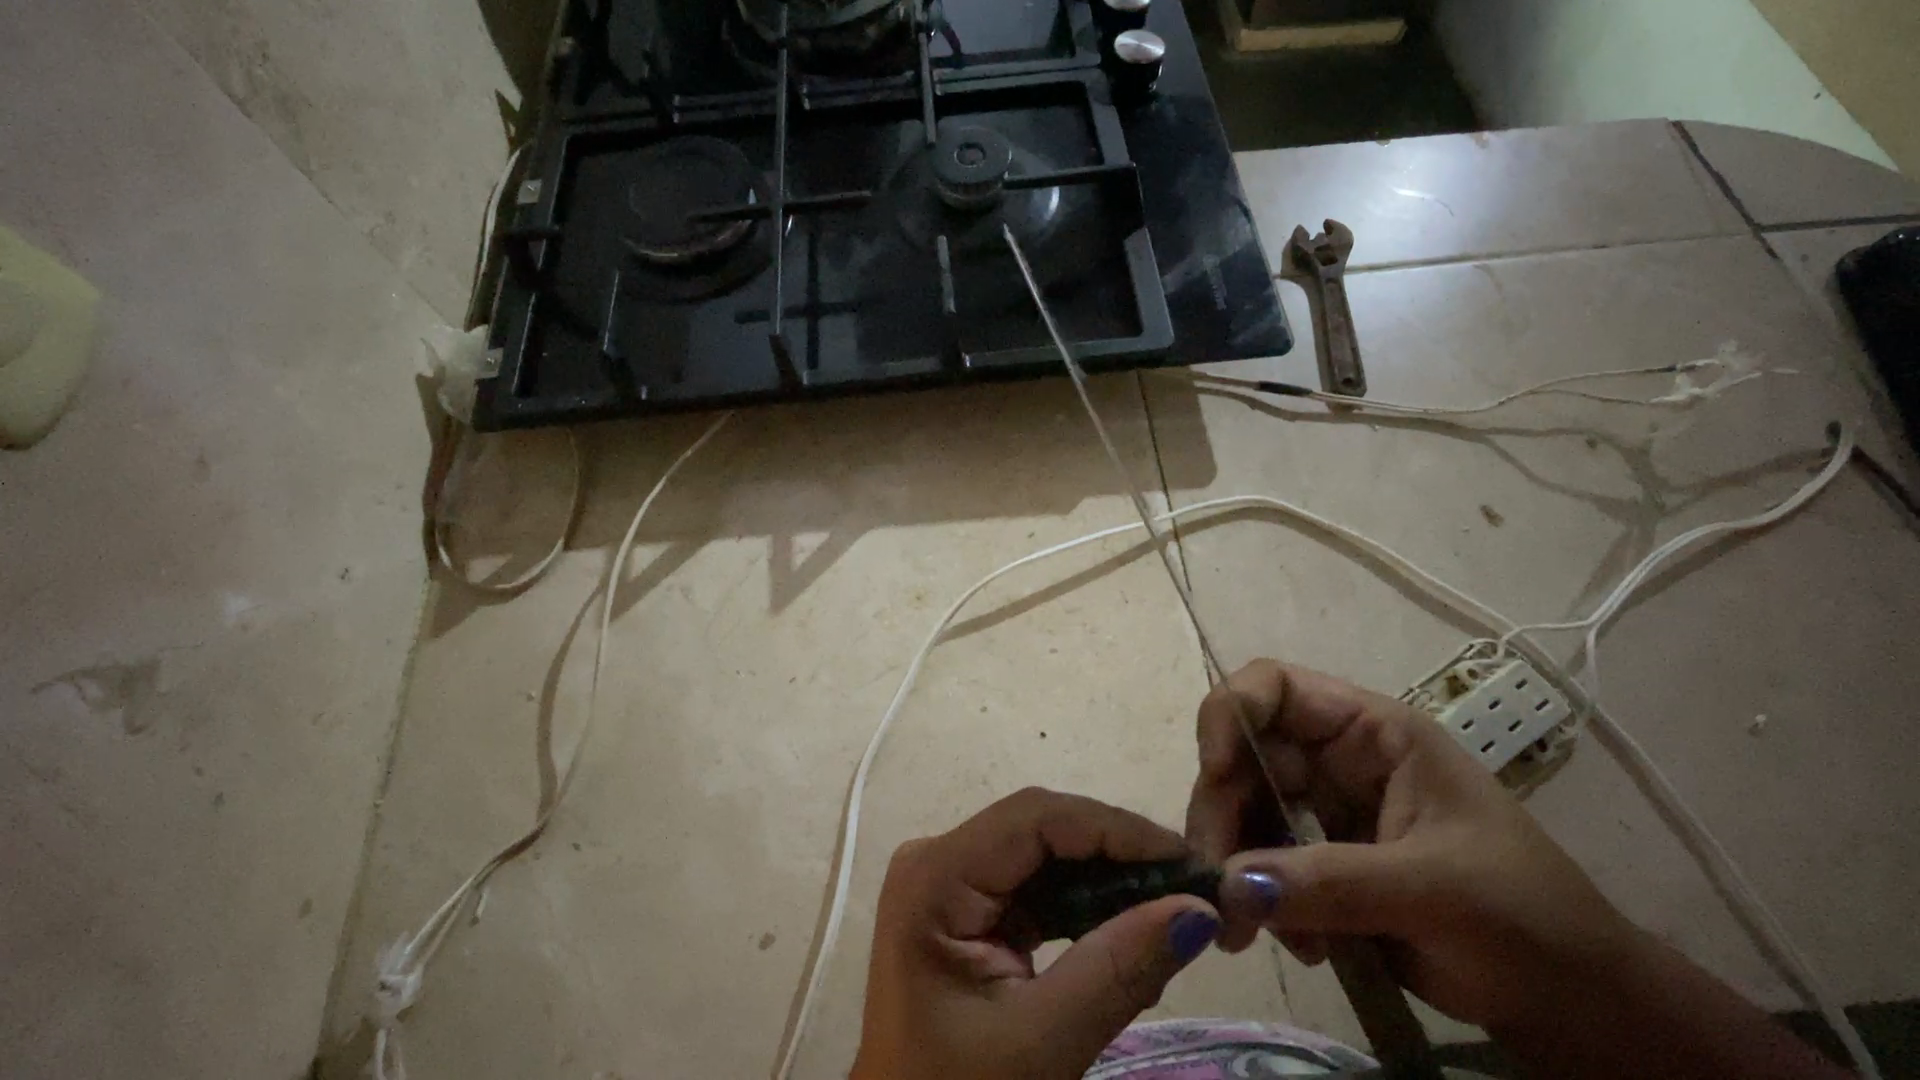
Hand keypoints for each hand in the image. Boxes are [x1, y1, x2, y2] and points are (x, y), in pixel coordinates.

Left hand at [852, 788, 1221, 1079]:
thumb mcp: (1042, 1040)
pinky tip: (1132, 933)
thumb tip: (1199, 907)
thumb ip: (1120, 968)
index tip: (1190, 863)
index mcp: (935, 875)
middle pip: (1044, 832)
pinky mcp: (969, 912)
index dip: (1118, 829)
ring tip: (1175, 913)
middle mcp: (938, 861)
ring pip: (1048, 859)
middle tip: (1196, 892)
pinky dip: (1088, 910)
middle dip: (1121, 857)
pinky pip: (1039, 891)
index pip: (1037, 818)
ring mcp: (951, 884)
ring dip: (1111, 885)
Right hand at [1184, 660, 1639, 1034]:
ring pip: (1242, 816)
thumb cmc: (1525, 919)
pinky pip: (1260, 867)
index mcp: (1374, 733)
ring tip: (1248, 936)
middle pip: (1242, 758)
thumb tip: (1225, 885)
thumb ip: (1328, 881)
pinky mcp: (1319, 866)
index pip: (1275, 687)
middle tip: (1215, 892)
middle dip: (1223, 818)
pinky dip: (1258, 904)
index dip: (1231, 714)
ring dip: (1235, 872)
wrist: (1574, 1006)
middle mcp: (1338, 761)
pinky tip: (1298, 948)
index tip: (1216, 775)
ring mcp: (1326, 815)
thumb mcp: (1432, 890)